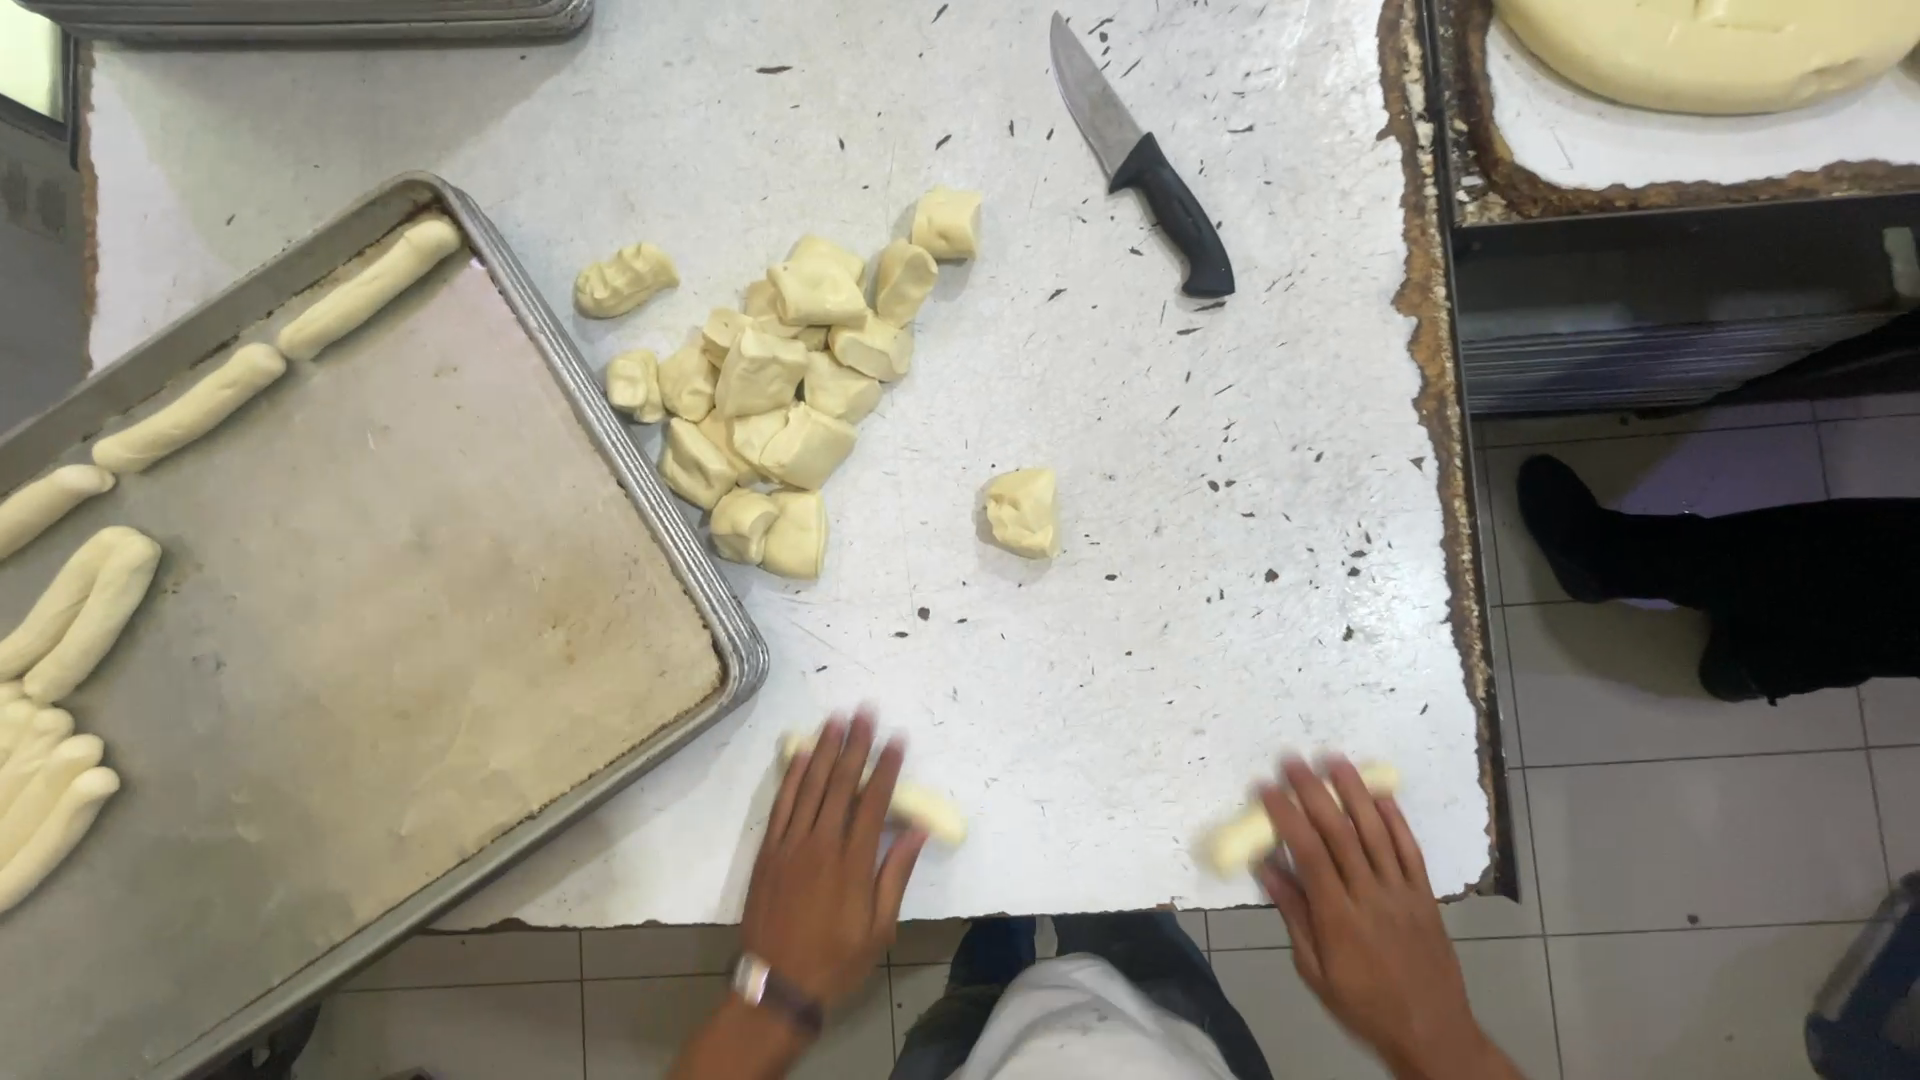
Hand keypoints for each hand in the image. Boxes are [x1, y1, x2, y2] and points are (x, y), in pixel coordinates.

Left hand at [741, 708, 926, 1009]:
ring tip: (836, 719)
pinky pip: (782, 804)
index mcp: (852, 862)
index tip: (896, 740)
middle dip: (855, 745)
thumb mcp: (879, 928)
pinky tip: (802, 754)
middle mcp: (821, 843)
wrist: (776, 986)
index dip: (885, 768)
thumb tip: (917, 832)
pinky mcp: (769, 851)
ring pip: (810, 786)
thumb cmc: (836, 960)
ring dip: (825, 749)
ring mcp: (791, 844)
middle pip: (841, 783)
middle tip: (865, 712)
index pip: (873, 802)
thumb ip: (895, 875)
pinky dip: (793, 776)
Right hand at [1258, 757, 1512, 1079]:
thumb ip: (1293, 914)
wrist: (1434, 1034)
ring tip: (1335, 760)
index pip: (1308, 853)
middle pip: (1340, 832)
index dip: (1285, 815)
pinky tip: (1380, 795)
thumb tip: (1266, 867)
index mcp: (1338, 917)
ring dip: (1354, 793)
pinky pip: (1411, 851)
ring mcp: (1402, 893)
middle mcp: (1370, 896)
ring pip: (1376, 832)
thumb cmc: (1362, 1005)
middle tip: (1292, 761)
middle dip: (1313, 791)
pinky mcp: (1425, 896)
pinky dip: (1396, 820)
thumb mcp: (1314, 969)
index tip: (1265, 788)